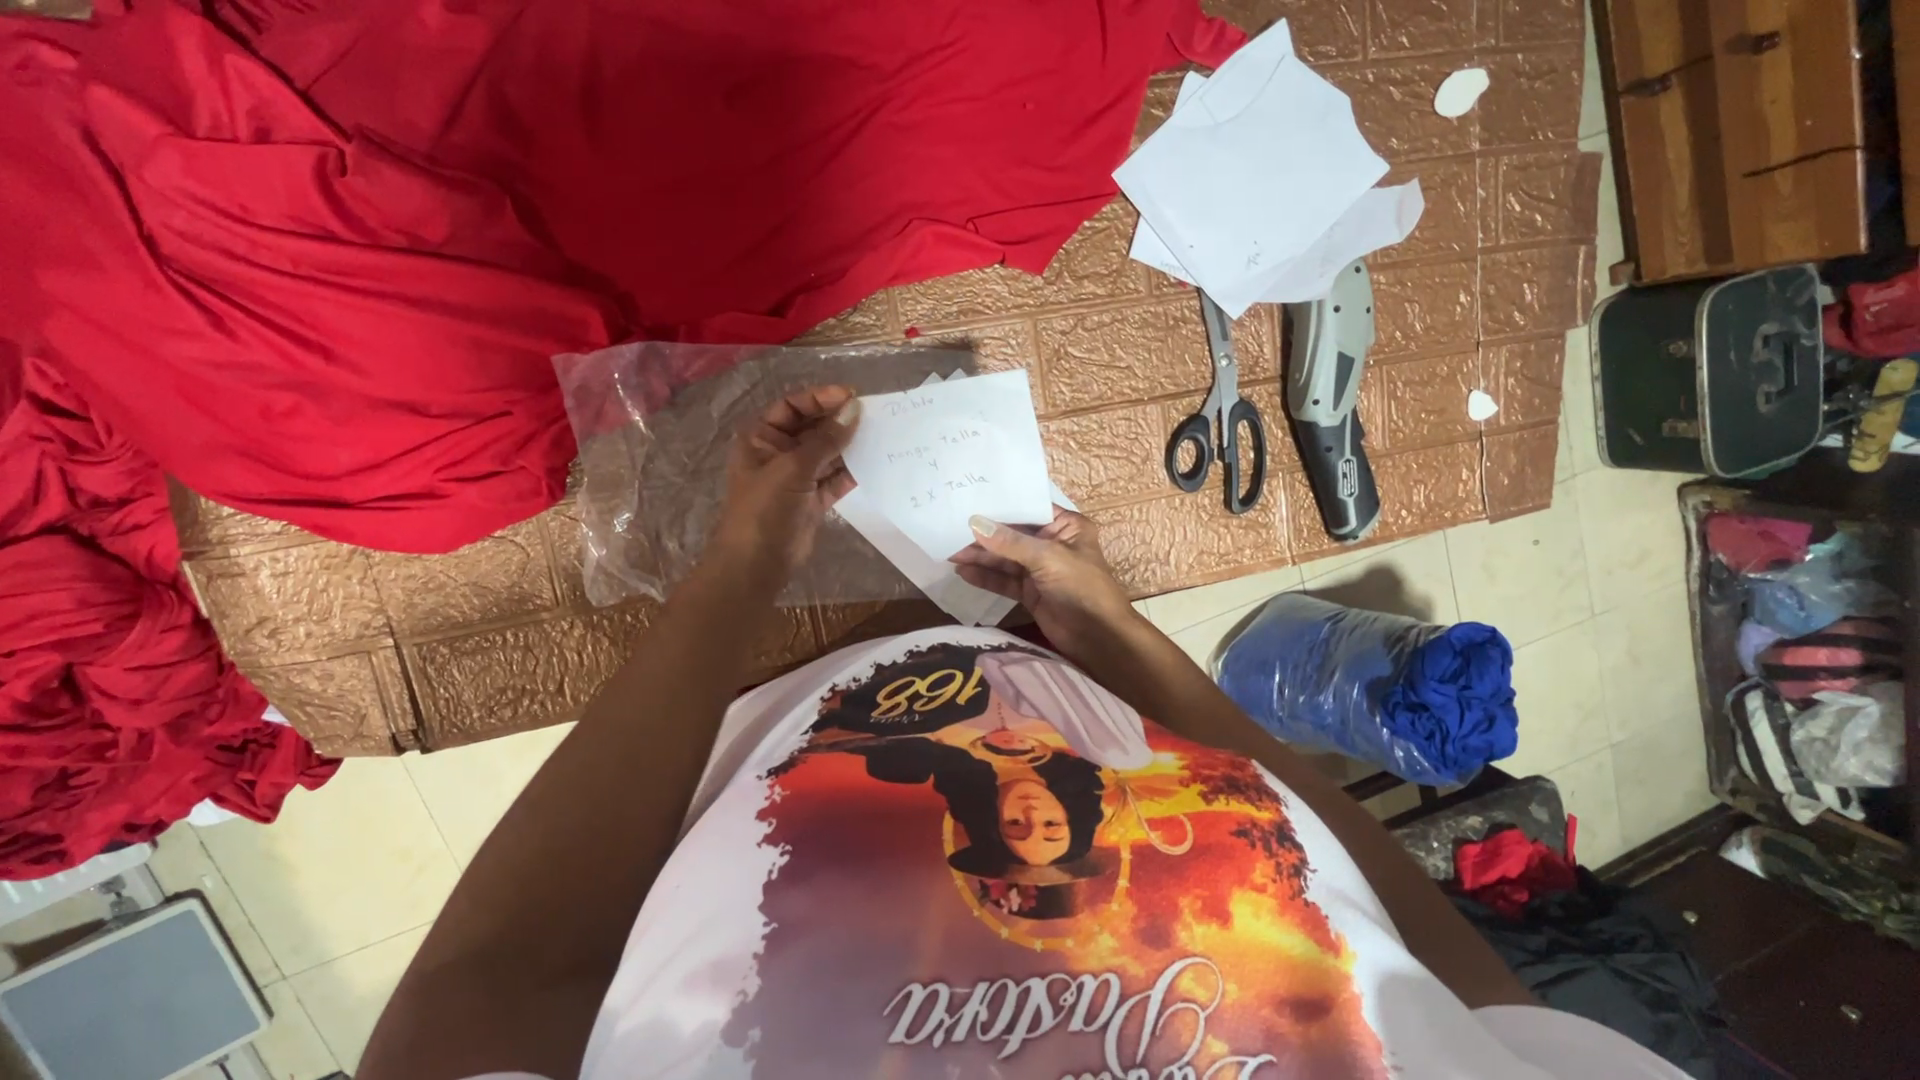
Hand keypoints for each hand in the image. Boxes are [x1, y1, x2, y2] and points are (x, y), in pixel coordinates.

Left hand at [707, 386, 860, 587]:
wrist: (755, 564)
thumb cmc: (764, 509)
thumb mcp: (793, 468)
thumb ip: (826, 439)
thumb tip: (855, 409)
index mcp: (761, 437)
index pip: (792, 406)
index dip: (820, 398)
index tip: (851, 396)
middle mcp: (778, 453)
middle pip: (812, 428)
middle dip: (838, 421)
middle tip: (872, 415)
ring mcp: (796, 478)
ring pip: (826, 453)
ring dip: (849, 446)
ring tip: (879, 435)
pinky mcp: (812, 500)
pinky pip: (834, 479)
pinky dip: (851, 471)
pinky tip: (874, 463)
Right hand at [949, 508, 1142, 660]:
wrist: (1099, 637)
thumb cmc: (1082, 587)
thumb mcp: (1047, 558)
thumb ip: (1010, 542)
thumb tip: (975, 523)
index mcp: (1067, 527)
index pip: (1029, 510)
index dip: (1001, 507)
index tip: (970, 501)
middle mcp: (1053, 544)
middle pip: (1013, 536)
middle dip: (985, 536)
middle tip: (951, 532)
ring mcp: (1040, 570)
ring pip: (1005, 559)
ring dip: (981, 557)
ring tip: (951, 553)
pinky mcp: (1031, 593)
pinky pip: (1005, 581)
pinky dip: (986, 577)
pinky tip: (964, 572)